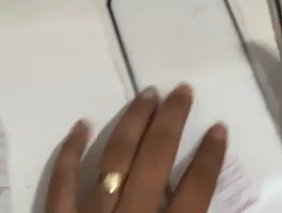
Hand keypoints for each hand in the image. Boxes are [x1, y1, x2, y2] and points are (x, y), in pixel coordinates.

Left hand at [46, 84, 228, 212]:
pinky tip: (82, 125)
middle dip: (171, 121)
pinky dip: (71, 152)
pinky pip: (62, 183)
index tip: (219, 127)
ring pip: (115, 159)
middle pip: (156, 160)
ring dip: (132, 123)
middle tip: (182, 90)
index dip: (209, 158)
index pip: (195, 191)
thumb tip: (197, 192)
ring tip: (147, 94)